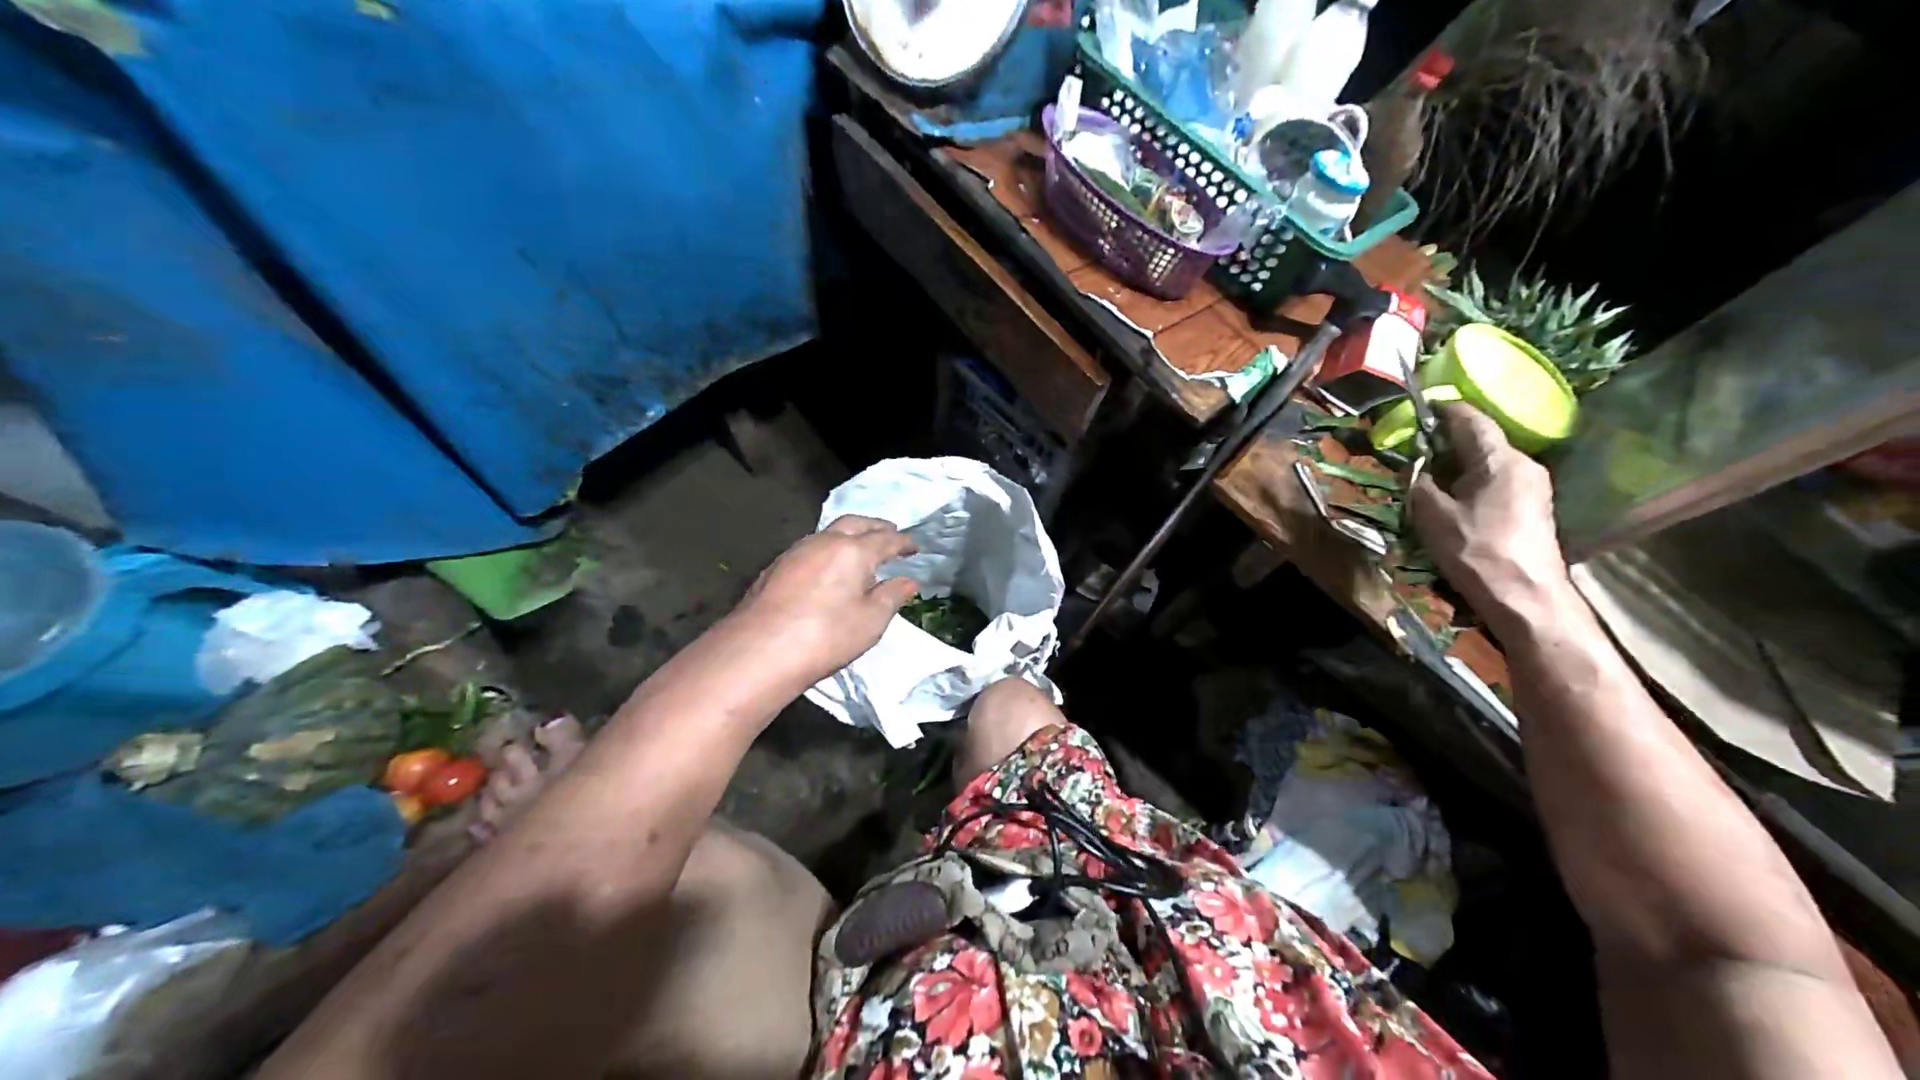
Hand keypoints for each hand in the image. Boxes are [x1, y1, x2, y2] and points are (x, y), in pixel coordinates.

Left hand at [728, 515, 920, 683]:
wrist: (759, 650)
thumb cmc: (826, 635)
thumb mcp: (871, 621)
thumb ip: (891, 596)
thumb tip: (907, 580)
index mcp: (852, 550)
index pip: (886, 539)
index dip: (903, 542)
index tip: (915, 546)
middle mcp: (823, 542)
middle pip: (855, 524)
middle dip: (875, 527)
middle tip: (890, 533)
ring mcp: (795, 552)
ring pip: (828, 534)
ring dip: (849, 536)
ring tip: (860, 551)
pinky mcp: (775, 568)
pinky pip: (811, 549)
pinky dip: (828, 551)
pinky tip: (828, 569)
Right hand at [1411, 405, 1573, 626]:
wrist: (1524, 595)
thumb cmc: (1476, 550)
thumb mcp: (1433, 515)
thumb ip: (1420, 483)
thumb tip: (1416, 468)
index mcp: (1500, 460)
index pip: (1471, 420)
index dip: (1443, 410)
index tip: (1419, 408)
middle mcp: (1524, 464)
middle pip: (1482, 439)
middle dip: (1447, 438)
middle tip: (1414, 443)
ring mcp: (1533, 485)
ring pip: (1489, 460)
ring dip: (1458, 460)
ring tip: (1428, 470)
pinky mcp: (1532, 505)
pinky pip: (1497, 478)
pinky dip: (1471, 477)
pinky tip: (1452, 493)